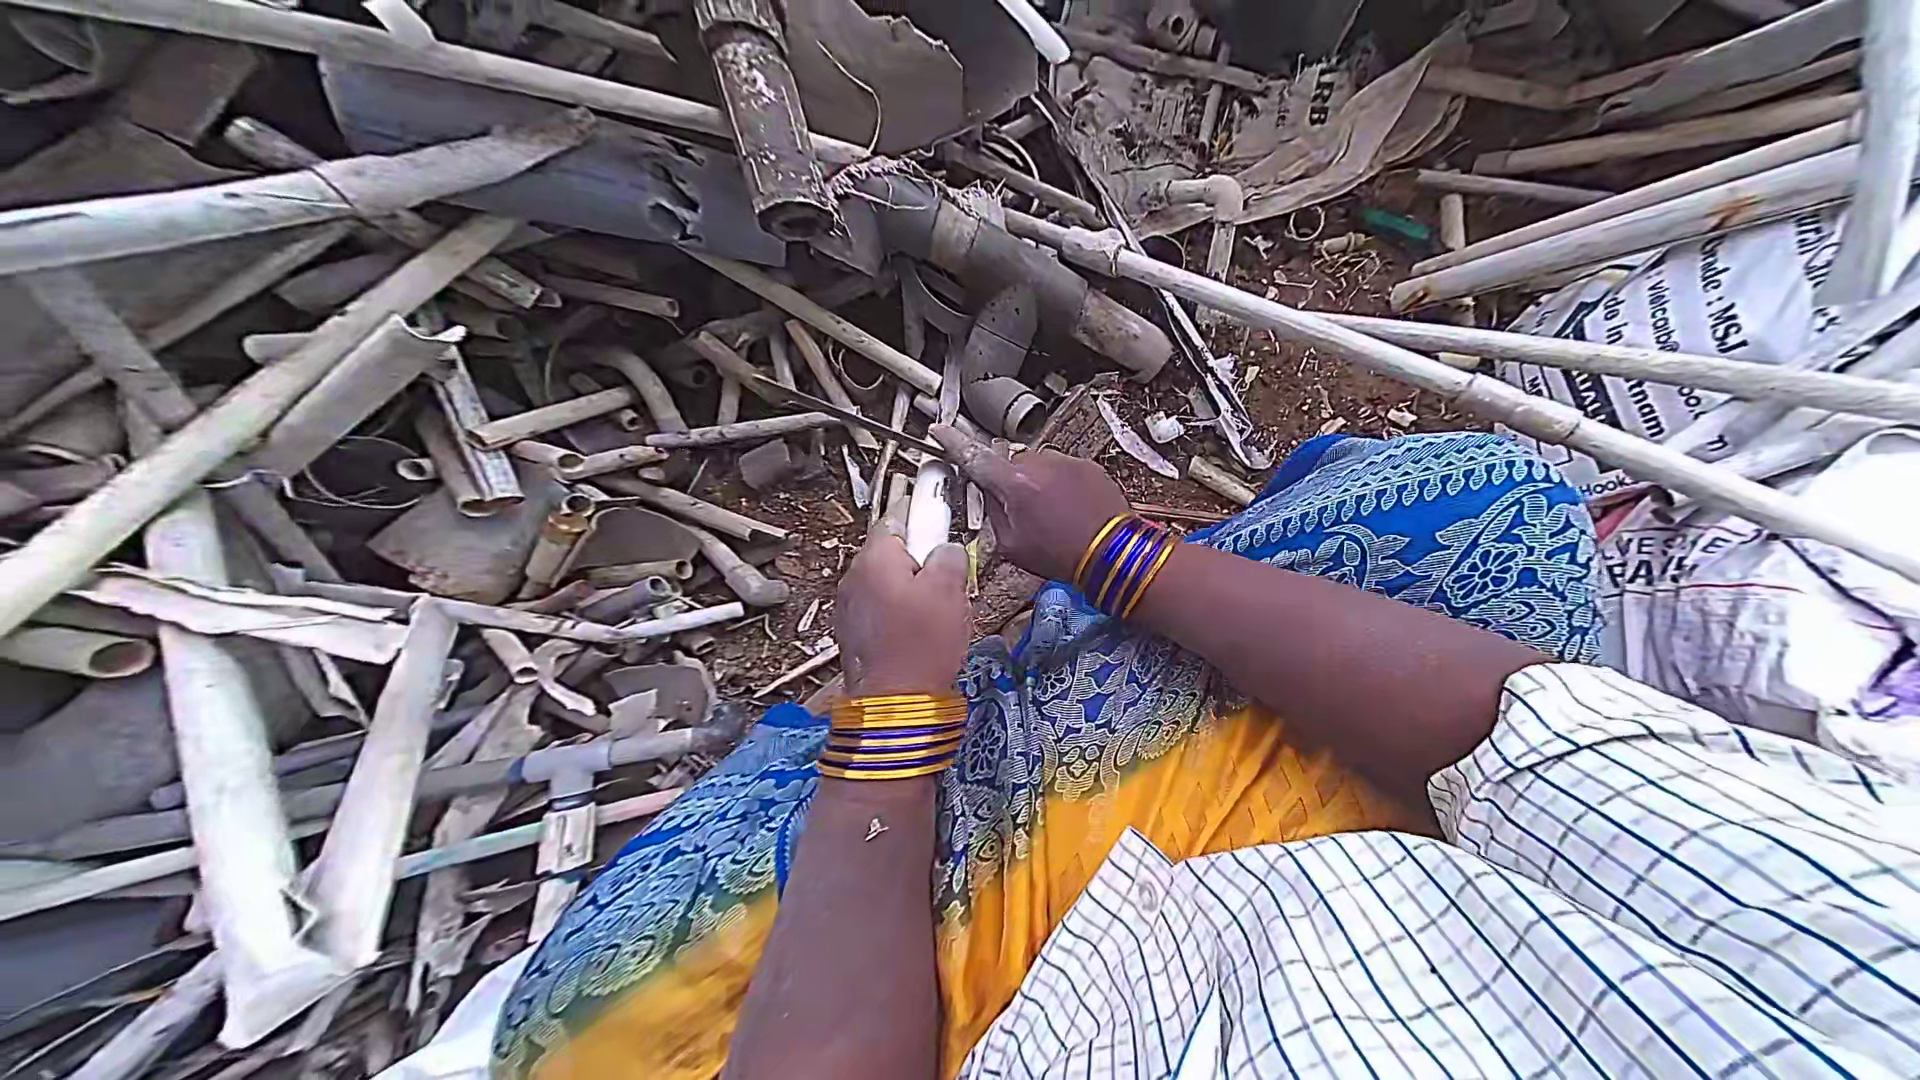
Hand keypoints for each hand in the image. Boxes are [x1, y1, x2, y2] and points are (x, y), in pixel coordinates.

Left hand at [834, 527, 970, 697]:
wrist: (895, 702)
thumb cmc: (923, 640)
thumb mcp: (950, 589)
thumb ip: (949, 555)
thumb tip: (945, 550)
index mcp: (874, 558)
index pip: (896, 520)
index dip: (923, 523)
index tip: (942, 539)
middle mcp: (853, 577)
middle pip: (891, 554)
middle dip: (920, 563)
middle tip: (946, 585)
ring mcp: (847, 606)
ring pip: (886, 584)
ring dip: (910, 591)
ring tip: (935, 614)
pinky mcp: (851, 633)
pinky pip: (879, 610)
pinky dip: (898, 614)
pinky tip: (917, 634)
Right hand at [930, 423, 1130, 582]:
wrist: (1113, 553)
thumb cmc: (1063, 554)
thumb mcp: (1011, 544)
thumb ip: (992, 512)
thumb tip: (986, 494)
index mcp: (1015, 484)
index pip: (974, 456)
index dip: (952, 442)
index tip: (940, 430)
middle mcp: (1039, 464)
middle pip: (1008, 465)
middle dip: (1007, 483)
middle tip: (1020, 513)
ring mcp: (1065, 462)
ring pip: (1035, 467)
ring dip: (1035, 485)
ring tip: (1050, 516)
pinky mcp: (1085, 465)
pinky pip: (1060, 470)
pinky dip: (1058, 486)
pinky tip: (1067, 510)